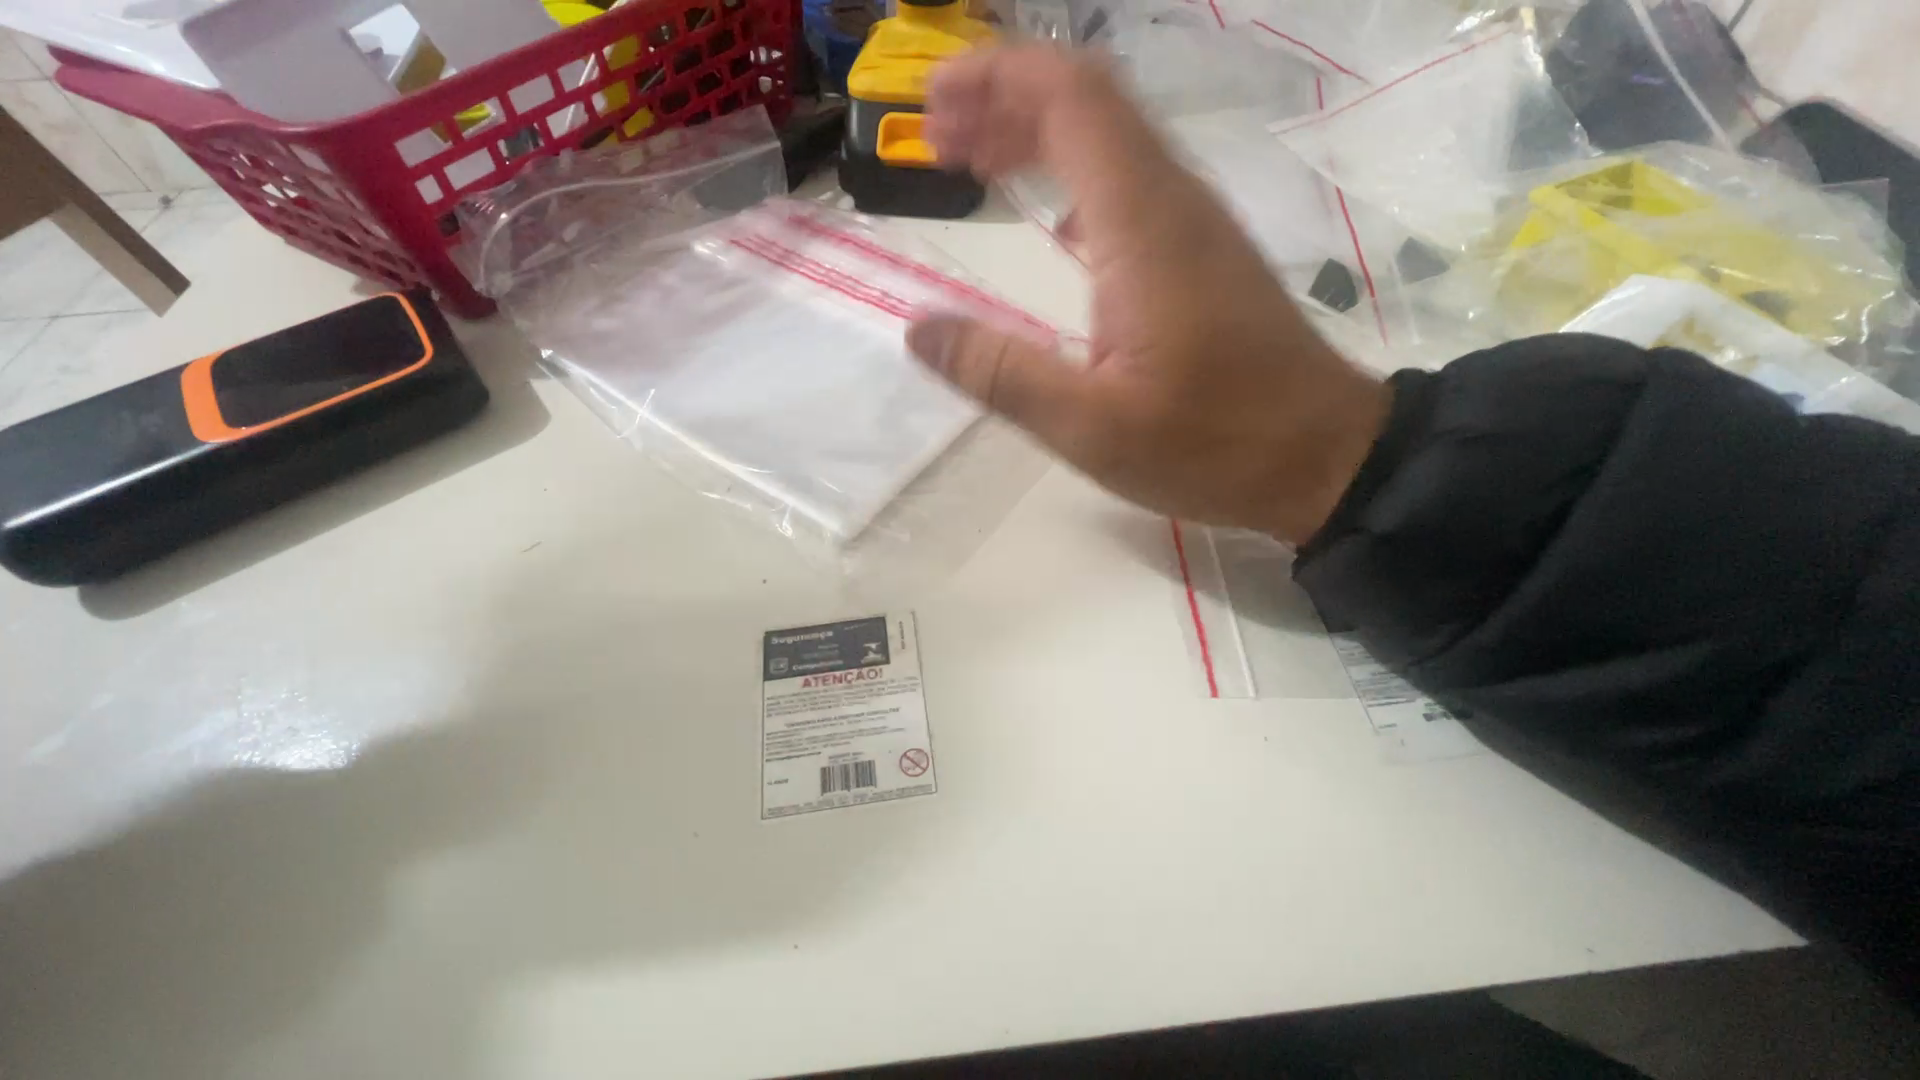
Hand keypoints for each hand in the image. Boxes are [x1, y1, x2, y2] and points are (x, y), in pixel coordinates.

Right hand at [908, 46, 1388, 544]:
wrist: (1324, 457)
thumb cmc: (1213, 445)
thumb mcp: (1090, 428)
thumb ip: (1000, 374)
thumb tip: (918, 330)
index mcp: (1143, 225)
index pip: (1071, 97)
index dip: (995, 79)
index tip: (929, 109)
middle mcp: (1172, 200)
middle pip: (1086, 101)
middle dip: (1002, 98)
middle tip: (932, 138)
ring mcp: (1193, 220)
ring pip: (1108, 135)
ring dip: (1034, 132)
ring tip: (967, 164)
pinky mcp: (1202, 248)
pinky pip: (1128, 179)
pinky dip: (1070, 172)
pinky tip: (1042, 216)